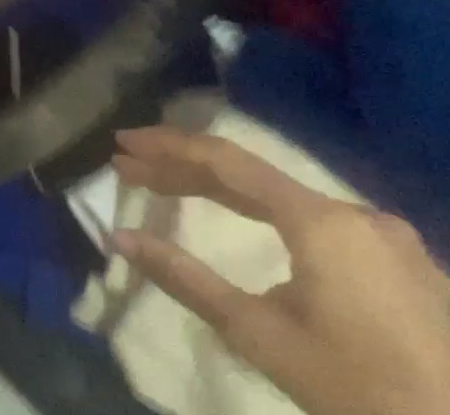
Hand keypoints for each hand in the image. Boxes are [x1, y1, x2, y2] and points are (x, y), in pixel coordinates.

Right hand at [111, 127, 449, 414]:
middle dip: (185, 168)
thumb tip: (118, 237)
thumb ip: (184, 277)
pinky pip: (319, 220)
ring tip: (172, 189)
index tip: (120, 142)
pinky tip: (243, 220)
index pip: (227, 161)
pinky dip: (265, 211)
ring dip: (223, 189)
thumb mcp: (258, 334)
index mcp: (322, 223)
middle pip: (255, 175)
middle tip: (130, 168)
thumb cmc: (359, 384)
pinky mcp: (407, 267)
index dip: (167, 146)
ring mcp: (391, 242)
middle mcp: (359, 216)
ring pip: (286, 196)